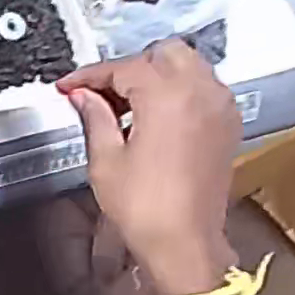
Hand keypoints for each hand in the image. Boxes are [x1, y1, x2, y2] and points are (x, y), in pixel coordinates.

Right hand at [55, 39, 242, 294]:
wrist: (183, 240)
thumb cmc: (140, 206)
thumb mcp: (105, 162)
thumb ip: (95, 118)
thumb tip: (82, 95)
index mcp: (167, 96)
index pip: (125, 67)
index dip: (91, 75)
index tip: (67, 86)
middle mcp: (201, 88)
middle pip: (163, 53)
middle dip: (127, 68)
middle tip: (97, 95)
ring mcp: (220, 103)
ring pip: (186, 65)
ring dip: (154, 76)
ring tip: (123, 106)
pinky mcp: (227, 122)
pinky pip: (202, 87)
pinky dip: (176, 90)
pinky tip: (152, 118)